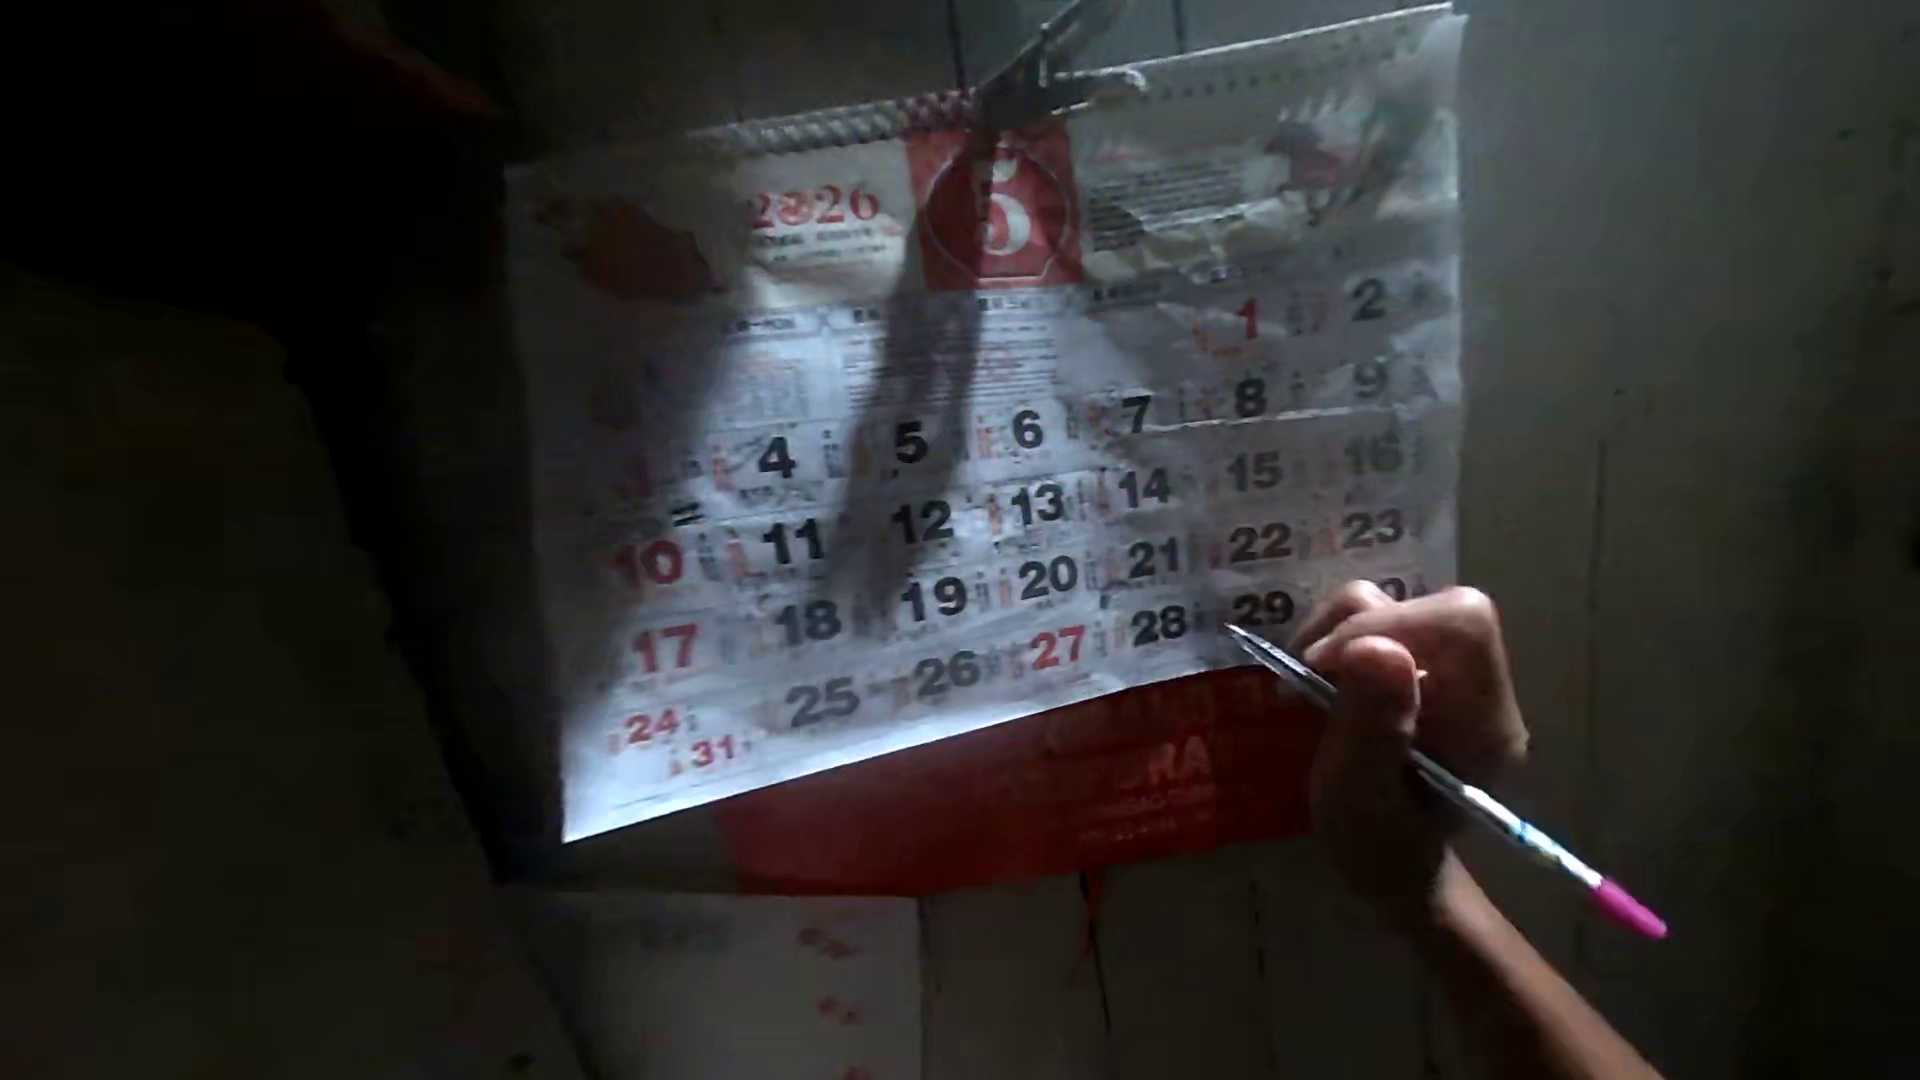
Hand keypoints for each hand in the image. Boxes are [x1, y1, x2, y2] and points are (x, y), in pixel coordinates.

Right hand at [1290, 582, 1527, 925]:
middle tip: (1304, 671)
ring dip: (1331, 630)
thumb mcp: (1359, 793)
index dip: (1384, 626)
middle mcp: (1477, 688)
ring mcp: (1446, 677)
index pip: (1460, 624)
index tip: (1321, 665)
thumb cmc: (1373, 841)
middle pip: (1423, 604)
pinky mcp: (1415, 672)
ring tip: (1301, 677)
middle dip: (1348, 626)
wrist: (1387, 861)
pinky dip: (1330, 636)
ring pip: (1390, 605)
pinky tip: (1313, 674)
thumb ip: (1372, 724)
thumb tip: (1374, 648)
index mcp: (1483, 720)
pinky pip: (1372, 621)